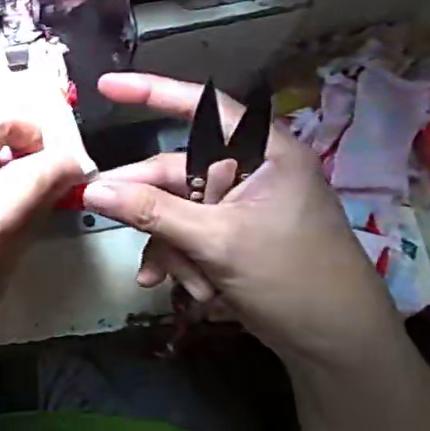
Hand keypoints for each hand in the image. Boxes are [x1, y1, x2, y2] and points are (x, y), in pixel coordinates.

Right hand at [81, 72, 404, 370]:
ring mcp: (240, 207)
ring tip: (177, 281)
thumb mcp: (215, 242)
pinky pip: (186, 235)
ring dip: (168, 246)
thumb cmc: (291, 277)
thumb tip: (93, 190)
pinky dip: (176, 258)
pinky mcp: (232, 237)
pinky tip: (173, 285)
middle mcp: (249, 172)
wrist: (337, 344)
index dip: (152, 92)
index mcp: (262, 153)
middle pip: (175, 173)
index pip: (202, 108)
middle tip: (103, 215)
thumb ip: (151, 212)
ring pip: (175, 210)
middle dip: (151, 210)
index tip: (107, 86)